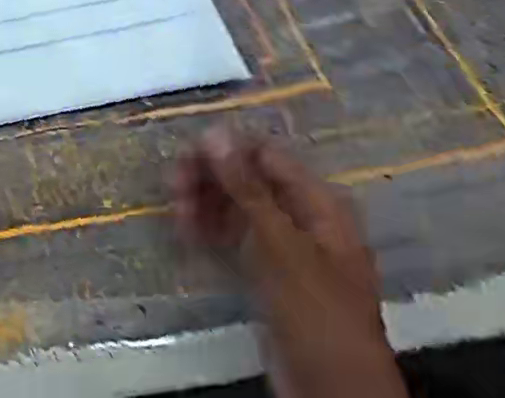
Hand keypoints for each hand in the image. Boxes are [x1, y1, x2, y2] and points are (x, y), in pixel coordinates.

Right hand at [172, 127, 407, 397]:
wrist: (331, 389)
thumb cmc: (314, 308)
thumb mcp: (278, 243)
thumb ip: (245, 186)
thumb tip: (213, 132)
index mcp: (318, 203)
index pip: (264, 154)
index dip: (224, 150)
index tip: (184, 157)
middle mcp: (301, 215)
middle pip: (245, 176)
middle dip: (207, 179)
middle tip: (173, 189)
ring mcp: (282, 242)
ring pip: (232, 203)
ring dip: (202, 203)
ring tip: (178, 217)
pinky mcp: (265, 266)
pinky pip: (230, 232)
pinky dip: (208, 228)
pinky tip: (187, 234)